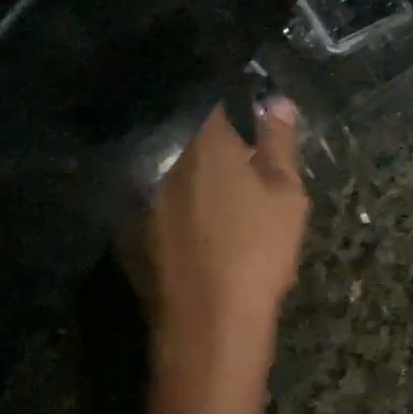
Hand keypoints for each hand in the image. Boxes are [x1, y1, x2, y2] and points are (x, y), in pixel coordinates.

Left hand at [147, 97, 308, 393]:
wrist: (209, 318)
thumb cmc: (258, 250)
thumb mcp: (286, 196)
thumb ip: (279, 143)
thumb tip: (277, 101)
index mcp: (202, 140)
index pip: (204, 95)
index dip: (223, 95)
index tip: (239, 100)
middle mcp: (159, 155)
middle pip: (179, 129)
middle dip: (203, 132)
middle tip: (231, 148)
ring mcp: (136, 191)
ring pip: (162, 163)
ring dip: (183, 167)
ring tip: (211, 186)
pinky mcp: (126, 225)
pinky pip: (149, 196)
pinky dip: (167, 199)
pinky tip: (189, 222)